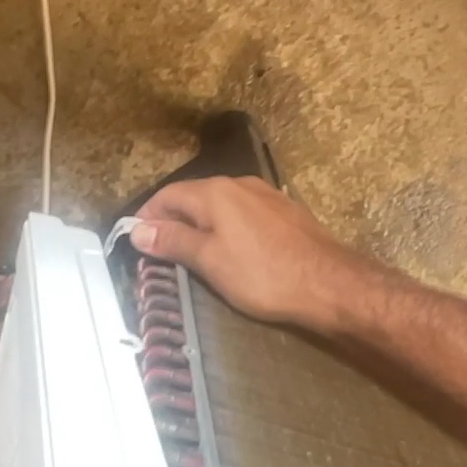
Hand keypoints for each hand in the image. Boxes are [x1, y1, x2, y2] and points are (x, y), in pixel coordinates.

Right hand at [132, 177, 382, 333]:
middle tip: (160, 252)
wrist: (330, 283)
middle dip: (173, 221)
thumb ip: (173, 242)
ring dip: (201, 224)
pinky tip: (231, 249)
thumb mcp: (209, 261)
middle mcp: (239, 183)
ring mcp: (266, 195)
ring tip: (193, 253)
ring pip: (220, 205)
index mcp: (214, 192)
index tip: (136, 241)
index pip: (167, 195)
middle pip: (193, 196)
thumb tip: (138, 230)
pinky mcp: (285, 211)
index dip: (147, 217)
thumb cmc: (262, 274)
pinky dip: (227, 227)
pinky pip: (243, 213)